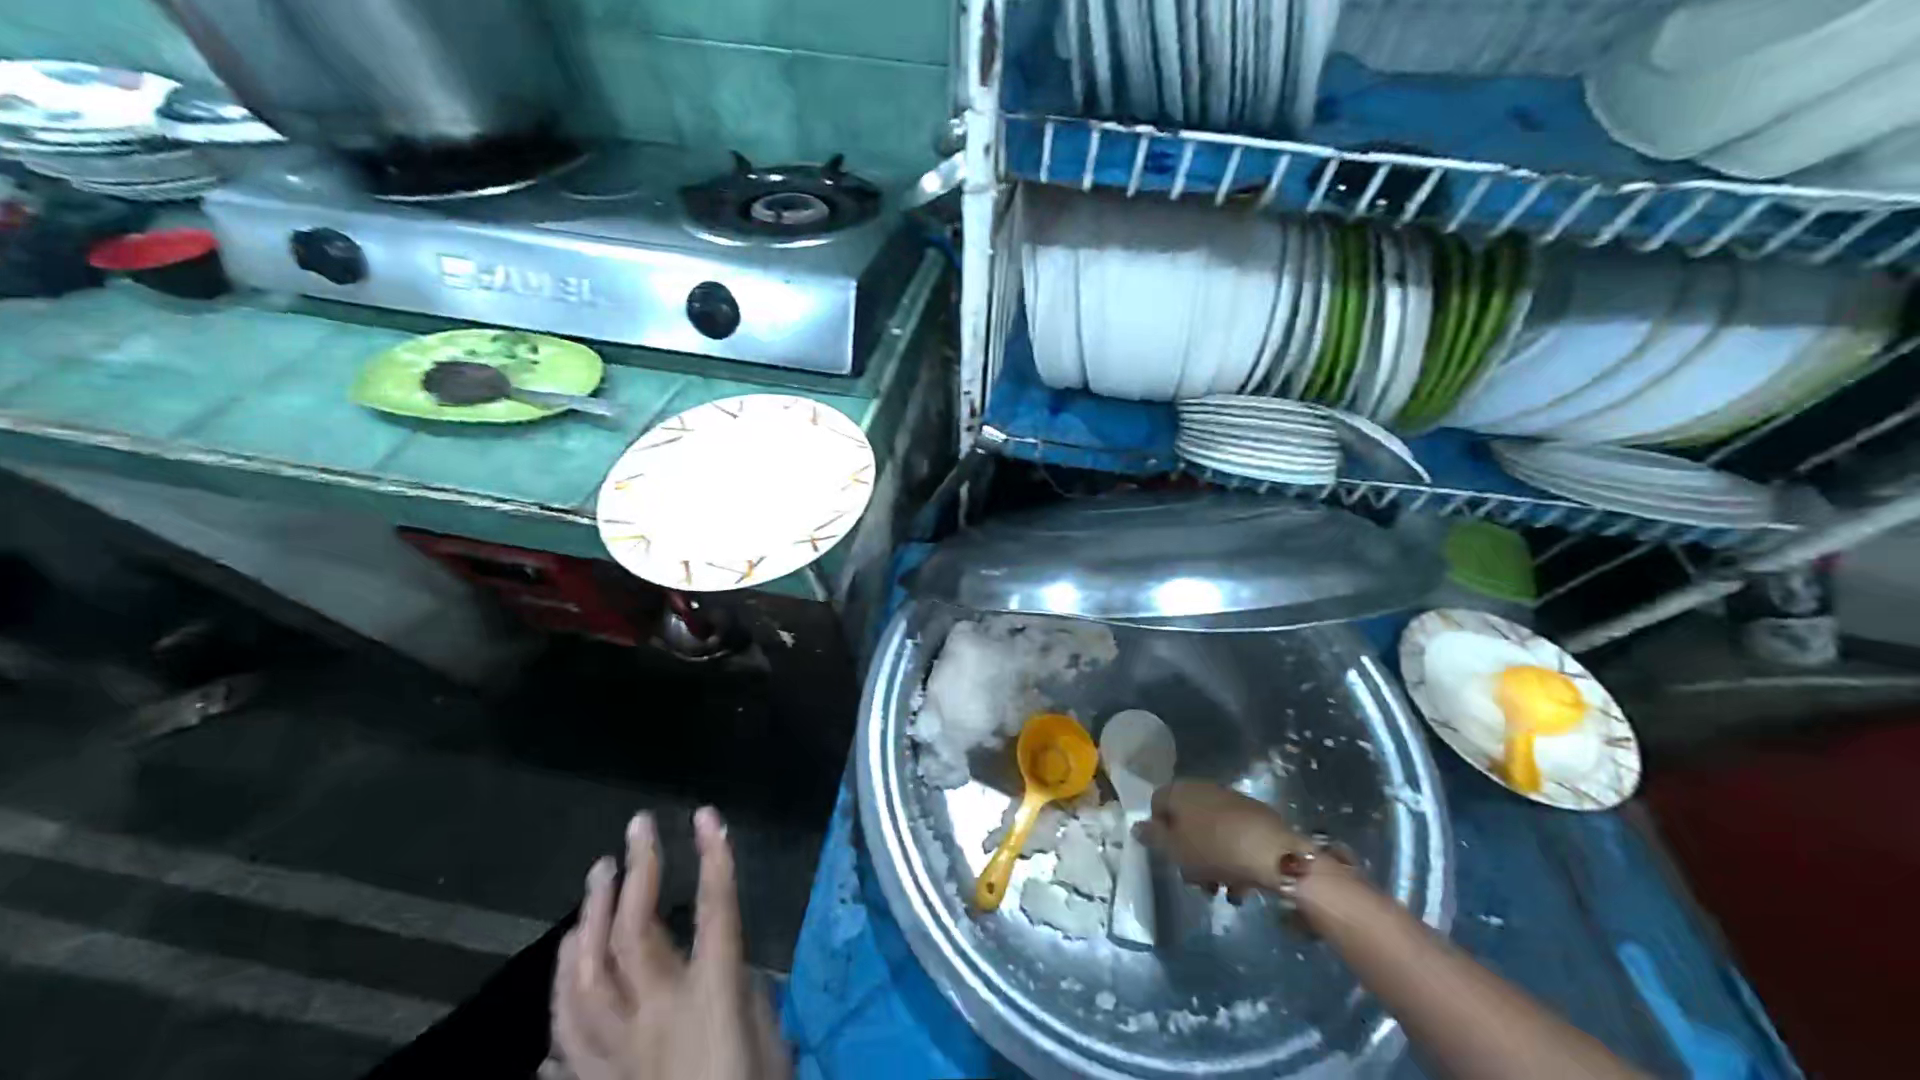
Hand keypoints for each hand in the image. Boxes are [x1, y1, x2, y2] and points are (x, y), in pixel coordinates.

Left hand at [551, 808, 790, 1079]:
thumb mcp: (768, 1039)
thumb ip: (739, 991)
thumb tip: (723, 963)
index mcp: (711, 998)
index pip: (716, 909)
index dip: (714, 858)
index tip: (707, 815)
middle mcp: (657, 1016)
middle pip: (635, 934)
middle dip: (636, 873)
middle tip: (634, 833)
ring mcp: (617, 1055)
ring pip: (583, 982)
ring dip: (586, 926)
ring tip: (594, 885)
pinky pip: (565, 1046)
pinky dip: (562, 1008)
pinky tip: (563, 986)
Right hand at [1135, 779, 1305, 899]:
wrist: (1274, 853)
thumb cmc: (1213, 849)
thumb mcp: (1175, 849)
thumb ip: (1153, 838)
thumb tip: (1136, 826)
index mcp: (1179, 791)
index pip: (1156, 803)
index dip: (1157, 831)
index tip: (1166, 855)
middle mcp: (1203, 790)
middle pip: (1185, 822)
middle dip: (1187, 854)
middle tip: (1193, 880)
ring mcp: (1231, 803)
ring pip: (1210, 834)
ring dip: (1211, 864)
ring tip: (1221, 891)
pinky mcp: (1255, 819)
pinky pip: (1233, 839)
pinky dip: (1233, 860)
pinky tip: (1241, 887)